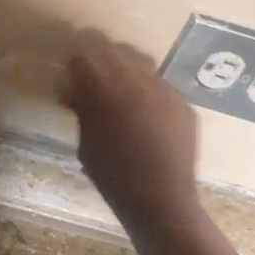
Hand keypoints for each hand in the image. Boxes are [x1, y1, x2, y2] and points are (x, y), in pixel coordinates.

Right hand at [61, 31, 200, 229]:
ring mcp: (166, 92)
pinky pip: (161, 87)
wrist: (160, 200)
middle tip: (92, 78)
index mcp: (107, 92)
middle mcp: (138, 83)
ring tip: (119, 91)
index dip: (75, 63)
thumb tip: (73, 91)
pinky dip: (148, 92)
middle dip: (100, 62)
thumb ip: (82, 111)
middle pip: (114, 53)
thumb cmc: (113, 177)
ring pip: (141, 65)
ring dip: (126, 72)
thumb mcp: (86, 144)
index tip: (70, 72)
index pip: (85, 58)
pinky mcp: (184, 104)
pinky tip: (144, 111)